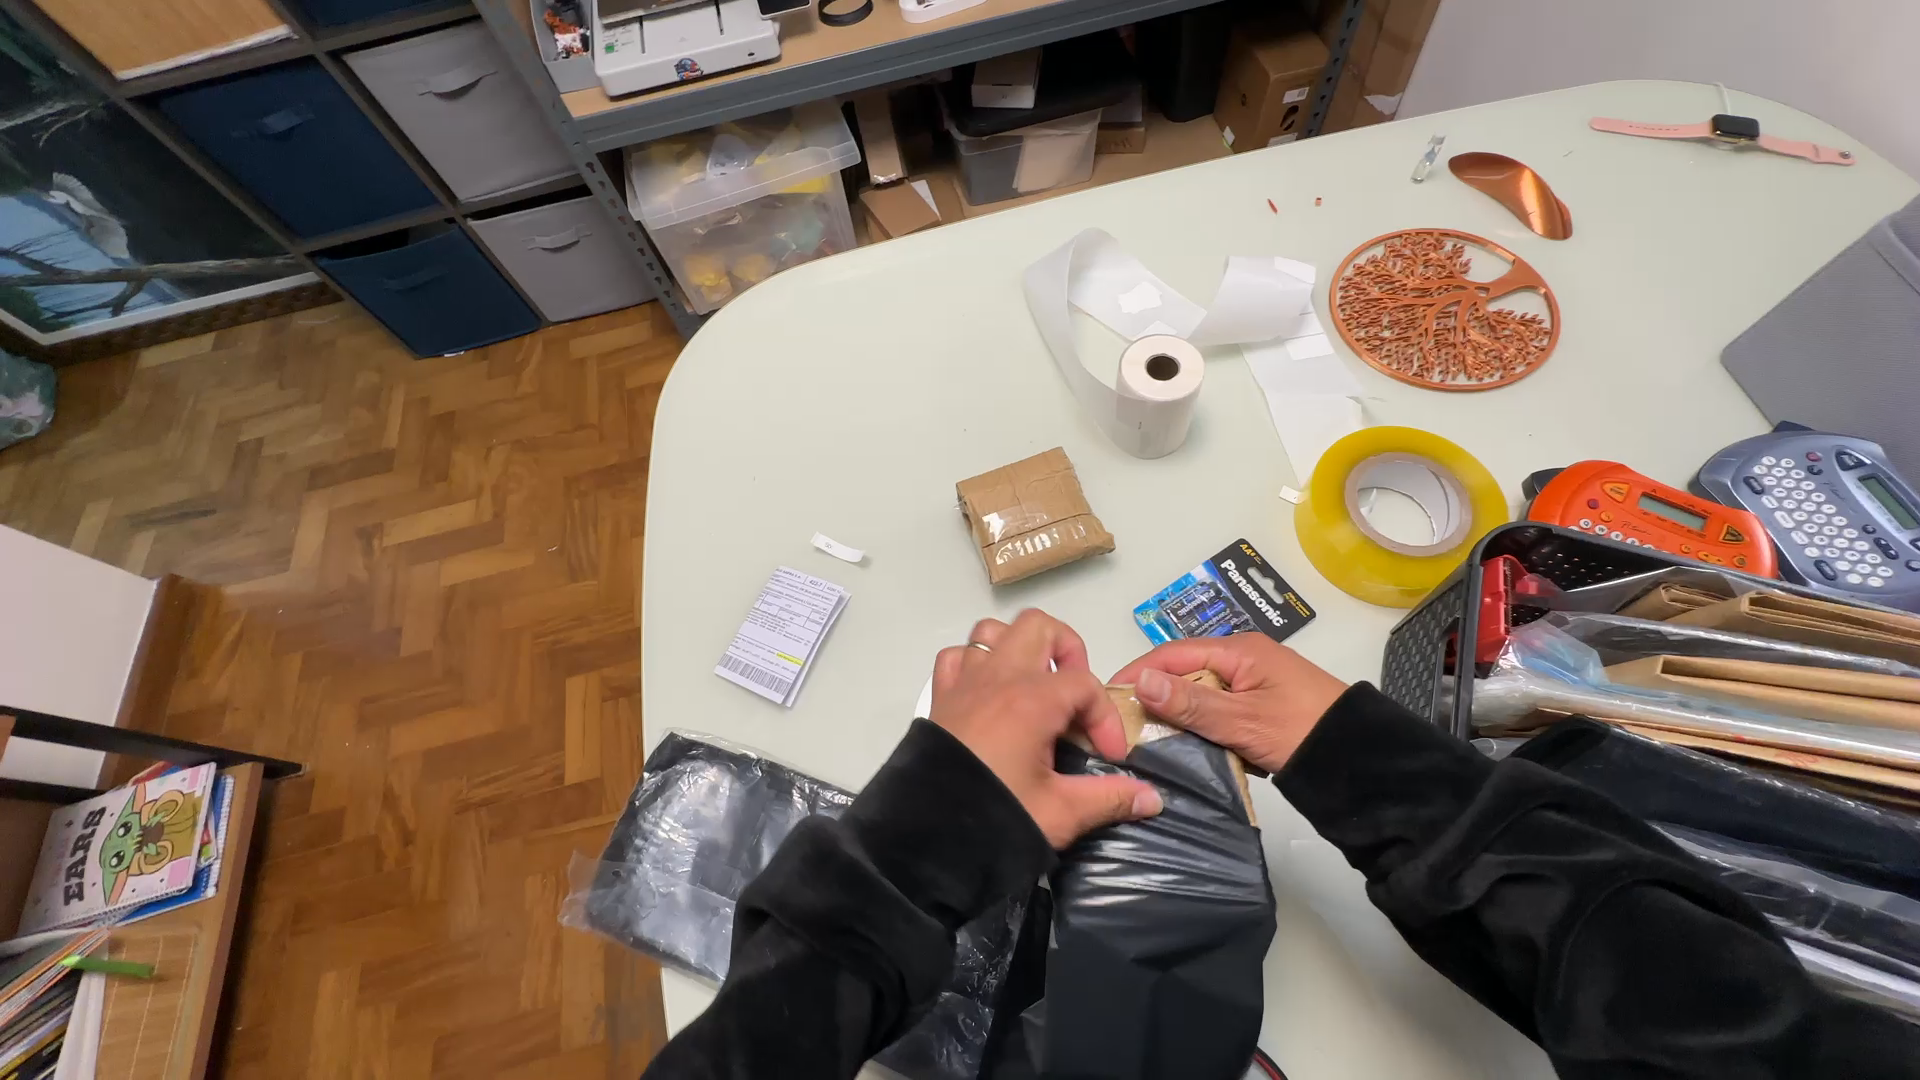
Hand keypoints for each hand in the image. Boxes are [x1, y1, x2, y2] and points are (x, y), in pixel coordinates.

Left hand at [931, 610, 1163, 847]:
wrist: (926, 837)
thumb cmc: (996, 818)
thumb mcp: (1060, 813)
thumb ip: (1108, 798)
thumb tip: (1152, 799)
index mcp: (1032, 699)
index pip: (1085, 684)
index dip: (1106, 717)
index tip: (1109, 756)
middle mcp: (998, 677)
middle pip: (1040, 628)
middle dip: (1068, 652)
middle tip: (1075, 698)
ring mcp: (965, 682)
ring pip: (993, 632)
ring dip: (1019, 650)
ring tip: (1034, 687)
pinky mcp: (941, 697)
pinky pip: (957, 656)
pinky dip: (975, 664)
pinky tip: (989, 694)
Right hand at [1109, 634, 1348, 773]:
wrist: (1366, 762)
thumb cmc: (1304, 733)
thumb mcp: (1243, 721)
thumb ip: (1191, 703)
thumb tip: (1141, 682)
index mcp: (1238, 650)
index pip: (1171, 653)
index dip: (1138, 673)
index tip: (1107, 697)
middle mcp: (1242, 659)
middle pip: (1183, 671)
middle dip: (1153, 695)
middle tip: (1122, 724)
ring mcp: (1252, 683)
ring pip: (1198, 693)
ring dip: (1175, 713)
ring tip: (1144, 737)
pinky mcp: (1259, 706)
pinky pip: (1216, 709)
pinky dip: (1198, 725)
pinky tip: (1183, 745)